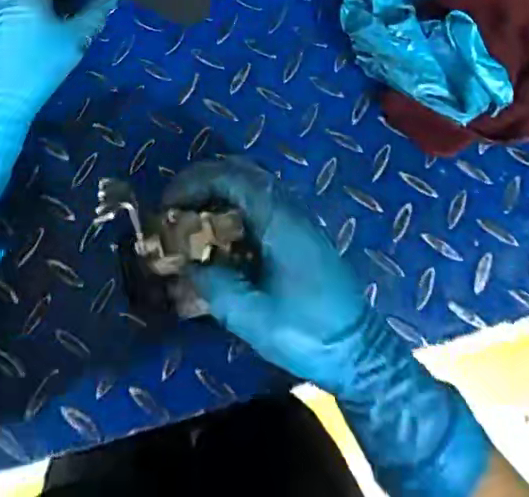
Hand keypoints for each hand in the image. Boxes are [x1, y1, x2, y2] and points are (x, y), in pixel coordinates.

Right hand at [163, 158, 369, 392]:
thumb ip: (212, 284)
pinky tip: (217, 235)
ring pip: (248, 184)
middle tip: (174, 207)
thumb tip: (183, 262)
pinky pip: (258, 203)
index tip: (167, 205)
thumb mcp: (252, 317)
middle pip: (237, 172)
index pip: (228, 176)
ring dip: (215, 194)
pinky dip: (231, 207)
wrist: (361, 357)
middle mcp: (289, 209)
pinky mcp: (299, 233)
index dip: (191, 183)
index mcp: (279, 220)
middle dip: (199, 183)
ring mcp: (297, 219)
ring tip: (190, 219)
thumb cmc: (307, 335)